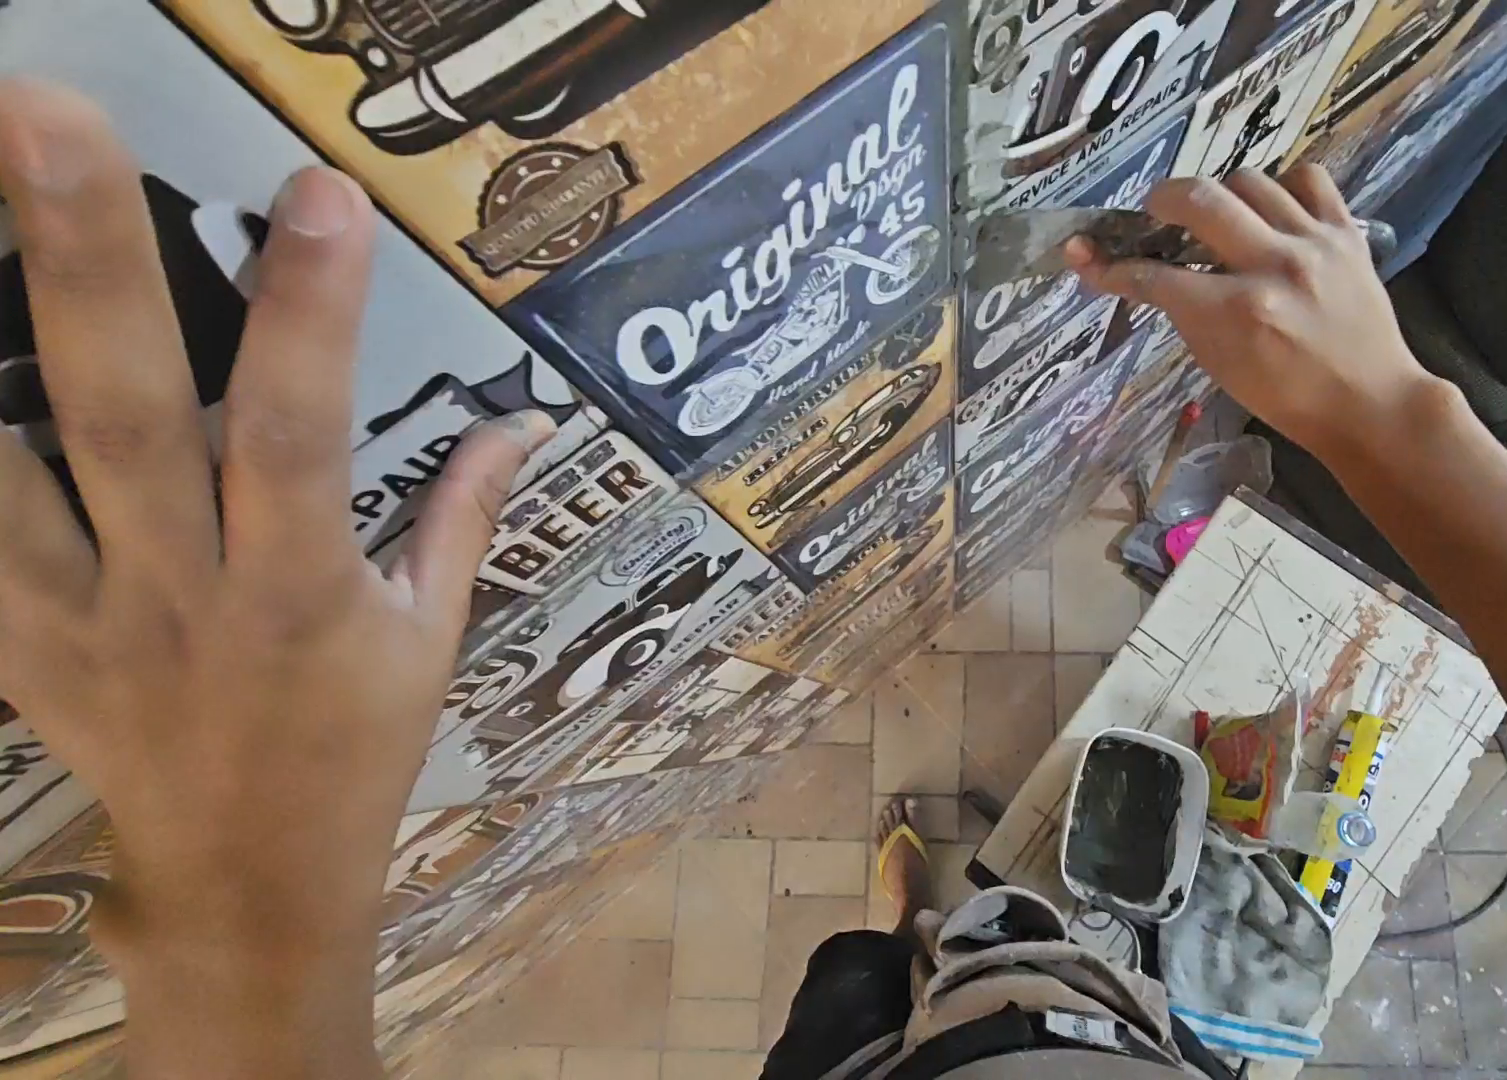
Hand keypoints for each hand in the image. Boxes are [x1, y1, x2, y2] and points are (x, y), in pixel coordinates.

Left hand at [0, 79, 549, 1070]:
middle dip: (88, 260)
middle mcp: (176, 582)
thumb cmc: (366, 740)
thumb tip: (520, 427)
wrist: (252, 866)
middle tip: (45, 114)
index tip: (321, 198)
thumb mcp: (438, 632)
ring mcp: (69, 609)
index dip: (313, 311)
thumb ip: (464, 517)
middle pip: (117, 409)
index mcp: (302, 587)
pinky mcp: (8, 636)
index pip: (300, 427)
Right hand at [1067, 166, 1441, 457]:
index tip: (1089, 258)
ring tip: (1218, 217)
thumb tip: (1151, 276)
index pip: (1156, 277)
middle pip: (1200, 200)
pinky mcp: (1347, 232)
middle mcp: (1273, 267)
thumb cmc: (1282, 396)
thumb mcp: (1218, 364)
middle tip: (1154, 211)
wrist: (1365, 400)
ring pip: (1250, 180)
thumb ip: (1185, 314)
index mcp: (1235, 314)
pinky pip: (1308, 179)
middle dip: (1161, 200)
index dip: (1112, 268)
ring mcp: (1315, 243)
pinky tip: (1272, 211)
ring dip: (1221, 195)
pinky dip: (1281, 188)